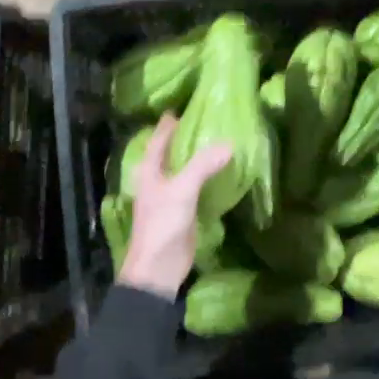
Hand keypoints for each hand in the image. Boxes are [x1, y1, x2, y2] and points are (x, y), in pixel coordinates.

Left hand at [119, 113, 231, 298]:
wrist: (157, 269)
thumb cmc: (163, 225)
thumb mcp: (182, 191)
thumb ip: (203, 166)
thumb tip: (228, 143)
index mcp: (149, 173)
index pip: (157, 142)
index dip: (167, 126)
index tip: (180, 109)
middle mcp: (156, 183)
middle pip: (168, 155)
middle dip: (182, 140)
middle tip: (202, 123)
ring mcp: (168, 199)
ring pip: (181, 172)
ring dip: (194, 160)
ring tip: (214, 144)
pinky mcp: (181, 214)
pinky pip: (193, 189)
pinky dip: (204, 179)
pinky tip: (219, 175)